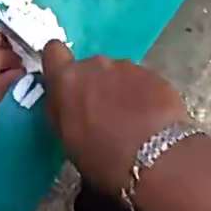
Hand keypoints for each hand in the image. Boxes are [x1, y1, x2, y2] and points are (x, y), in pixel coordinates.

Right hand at [40, 41, 186, 192]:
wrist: (157, 159)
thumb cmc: (103, 157)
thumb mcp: (68, 139)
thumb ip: (62, 109)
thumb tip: (65, 100)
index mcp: (68, 79)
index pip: (53, 51)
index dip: (58, 63)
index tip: (65, 82)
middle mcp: (96, 64)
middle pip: (90, 67)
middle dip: (94, 85)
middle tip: (103, 114)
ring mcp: (128, 67)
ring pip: (117, 74)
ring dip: (119, 90)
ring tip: (131, 119)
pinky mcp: (155, 75)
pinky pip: (142, 82)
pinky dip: (143, 96)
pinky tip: (150, 119)